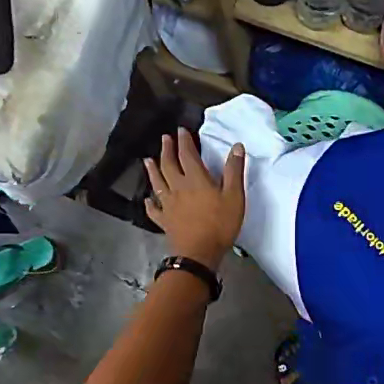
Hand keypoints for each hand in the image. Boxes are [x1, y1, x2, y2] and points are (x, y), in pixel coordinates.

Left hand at [144, 127, 245, 269]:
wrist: (199, 253)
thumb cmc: (220, 224)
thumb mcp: (234, 196)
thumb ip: (234, 170)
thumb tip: (236, 146)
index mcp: (196, 179)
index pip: (187, 155)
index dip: (184, 141)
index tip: (180, 130)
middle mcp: (178, 188)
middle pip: (169, 165)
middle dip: (167, 150)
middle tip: (164, 138)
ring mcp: (168, 205)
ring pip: (157, 183)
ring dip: (153, 170)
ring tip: (147, 160)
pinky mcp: (164, 221)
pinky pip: (154, 209)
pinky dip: (150, 203)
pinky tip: (147, 199)